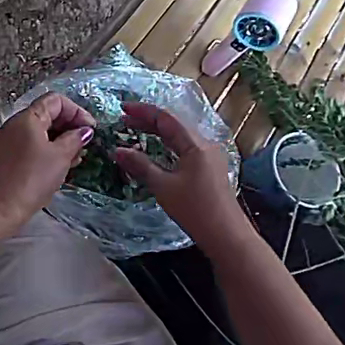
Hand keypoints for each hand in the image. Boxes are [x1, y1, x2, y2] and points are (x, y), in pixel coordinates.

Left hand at [0, 93, 95, 228]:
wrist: (0, 208)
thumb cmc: (32, 178)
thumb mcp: (60, 156)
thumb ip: (75, 139)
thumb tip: (84, 131)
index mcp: (28, 118)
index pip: (56, 101)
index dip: (77, 112)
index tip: (90, 130)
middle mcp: (16, 125)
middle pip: (48, 114)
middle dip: (70, 127)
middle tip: (85, 146)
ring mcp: (11, 141)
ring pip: (42, 132)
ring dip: (62, 141)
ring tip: (76, 159)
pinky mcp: (10, 158)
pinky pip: (34, 146)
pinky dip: (50, 151)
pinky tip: (61, 167)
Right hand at [114, 103, 254, 245]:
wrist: (227, 236)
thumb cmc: (195, 209)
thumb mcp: (163, 187)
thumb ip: (140, 165)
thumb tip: (118, 150)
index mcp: (195, 144)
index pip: (166, 118)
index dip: (143, 111)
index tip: (122, 108)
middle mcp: (205, 145)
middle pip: (173, 125)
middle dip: (148, 121)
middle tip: (123, 121)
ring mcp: (209, 157)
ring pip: (179, 137)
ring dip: (157, 133)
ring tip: (135, 132)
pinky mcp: (209, 169)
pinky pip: (184, 148)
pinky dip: (166, 146)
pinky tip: (155, 151)